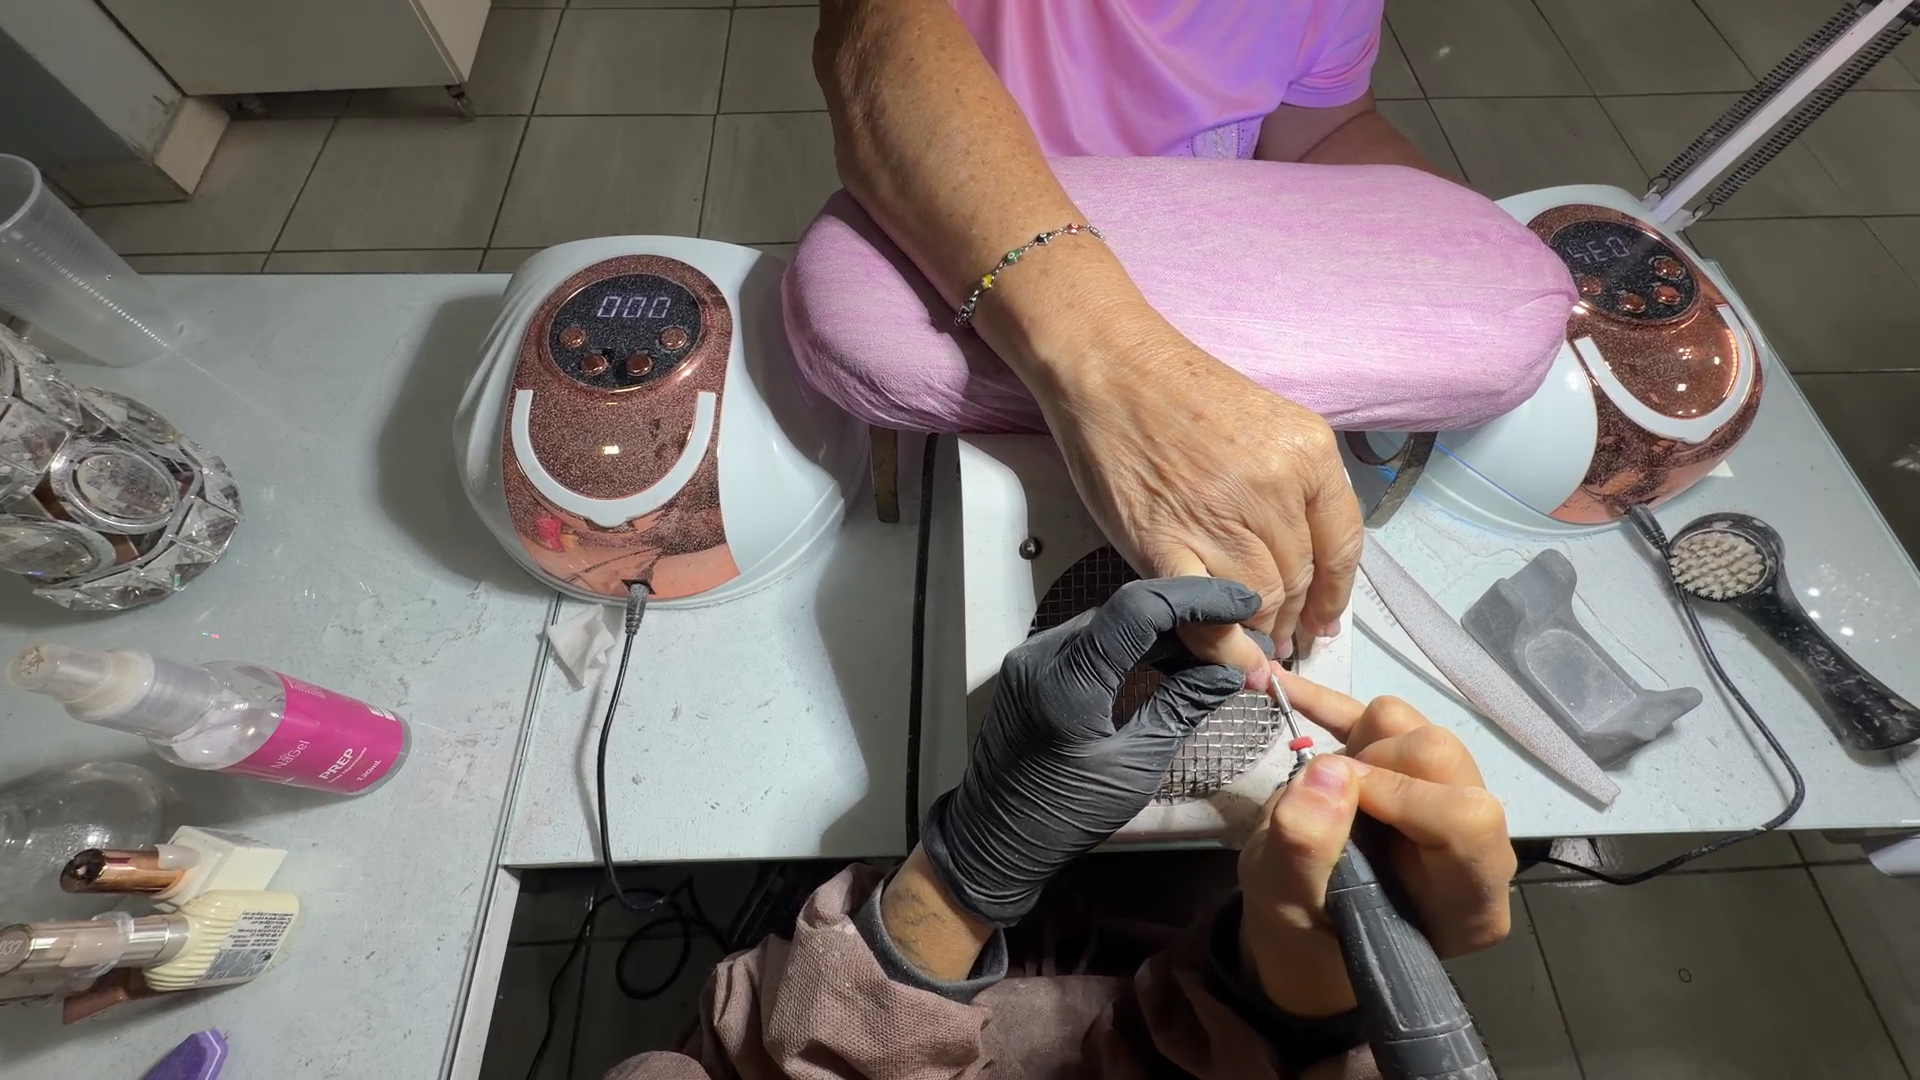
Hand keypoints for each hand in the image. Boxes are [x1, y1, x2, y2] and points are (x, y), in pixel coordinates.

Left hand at [922, 577, 1262, 925]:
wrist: (995, 833)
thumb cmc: (1064, 814)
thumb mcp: (1134, 767)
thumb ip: (1181, 708)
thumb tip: (1230, 670)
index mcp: (1068, 683)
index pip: (1137, 609)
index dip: (1196, 598)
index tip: (1243, 604)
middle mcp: (1044, 654)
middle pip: (1126, 610)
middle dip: (1190, 615)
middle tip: (1244, 634)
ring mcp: (1035, 656)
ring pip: (1111, 621)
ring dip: (1165, 630)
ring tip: (1218, 647)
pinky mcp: (1035, 665)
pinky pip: (1093, 640)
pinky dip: (1135, 644)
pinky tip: (1174, 657)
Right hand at [1042, 331, 1362, 666]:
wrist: (1108, 371)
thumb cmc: (1177, 390)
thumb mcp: (1265, 423)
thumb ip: (1289, 487)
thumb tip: (1292, 559)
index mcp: (1308, 454)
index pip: (1343, 548)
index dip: (1334, 597)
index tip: (1323, 621)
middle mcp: (1274, 489)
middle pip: (1298, 580)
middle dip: (1290, 620)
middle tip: (1277, 638)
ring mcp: (1219, 519)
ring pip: (1258, 602)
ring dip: (1255, 630)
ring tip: (1246, 640)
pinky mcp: (1163, 543)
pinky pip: (1205, 613)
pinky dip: (1219, 644)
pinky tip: (1223, 652)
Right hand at [1237, 671, 1515, 1017]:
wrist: (1301, 925)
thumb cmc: (1304, 930)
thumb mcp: (1287, 903)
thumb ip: (1306, 849)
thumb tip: (1329, 768)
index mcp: (1467, 895)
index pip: (1464, 815)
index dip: (1395, 793)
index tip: (1333, 800)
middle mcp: (1472, 840)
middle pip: (1442, 755)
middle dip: (1370, 760)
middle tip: (1323, 790)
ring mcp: (1438, 795)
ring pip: (1413, 726)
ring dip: (1356, 738)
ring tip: (1320, 774)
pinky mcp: (1399, 767)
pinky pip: (1372, 714)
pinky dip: (1321, 701)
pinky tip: (1277, 685)